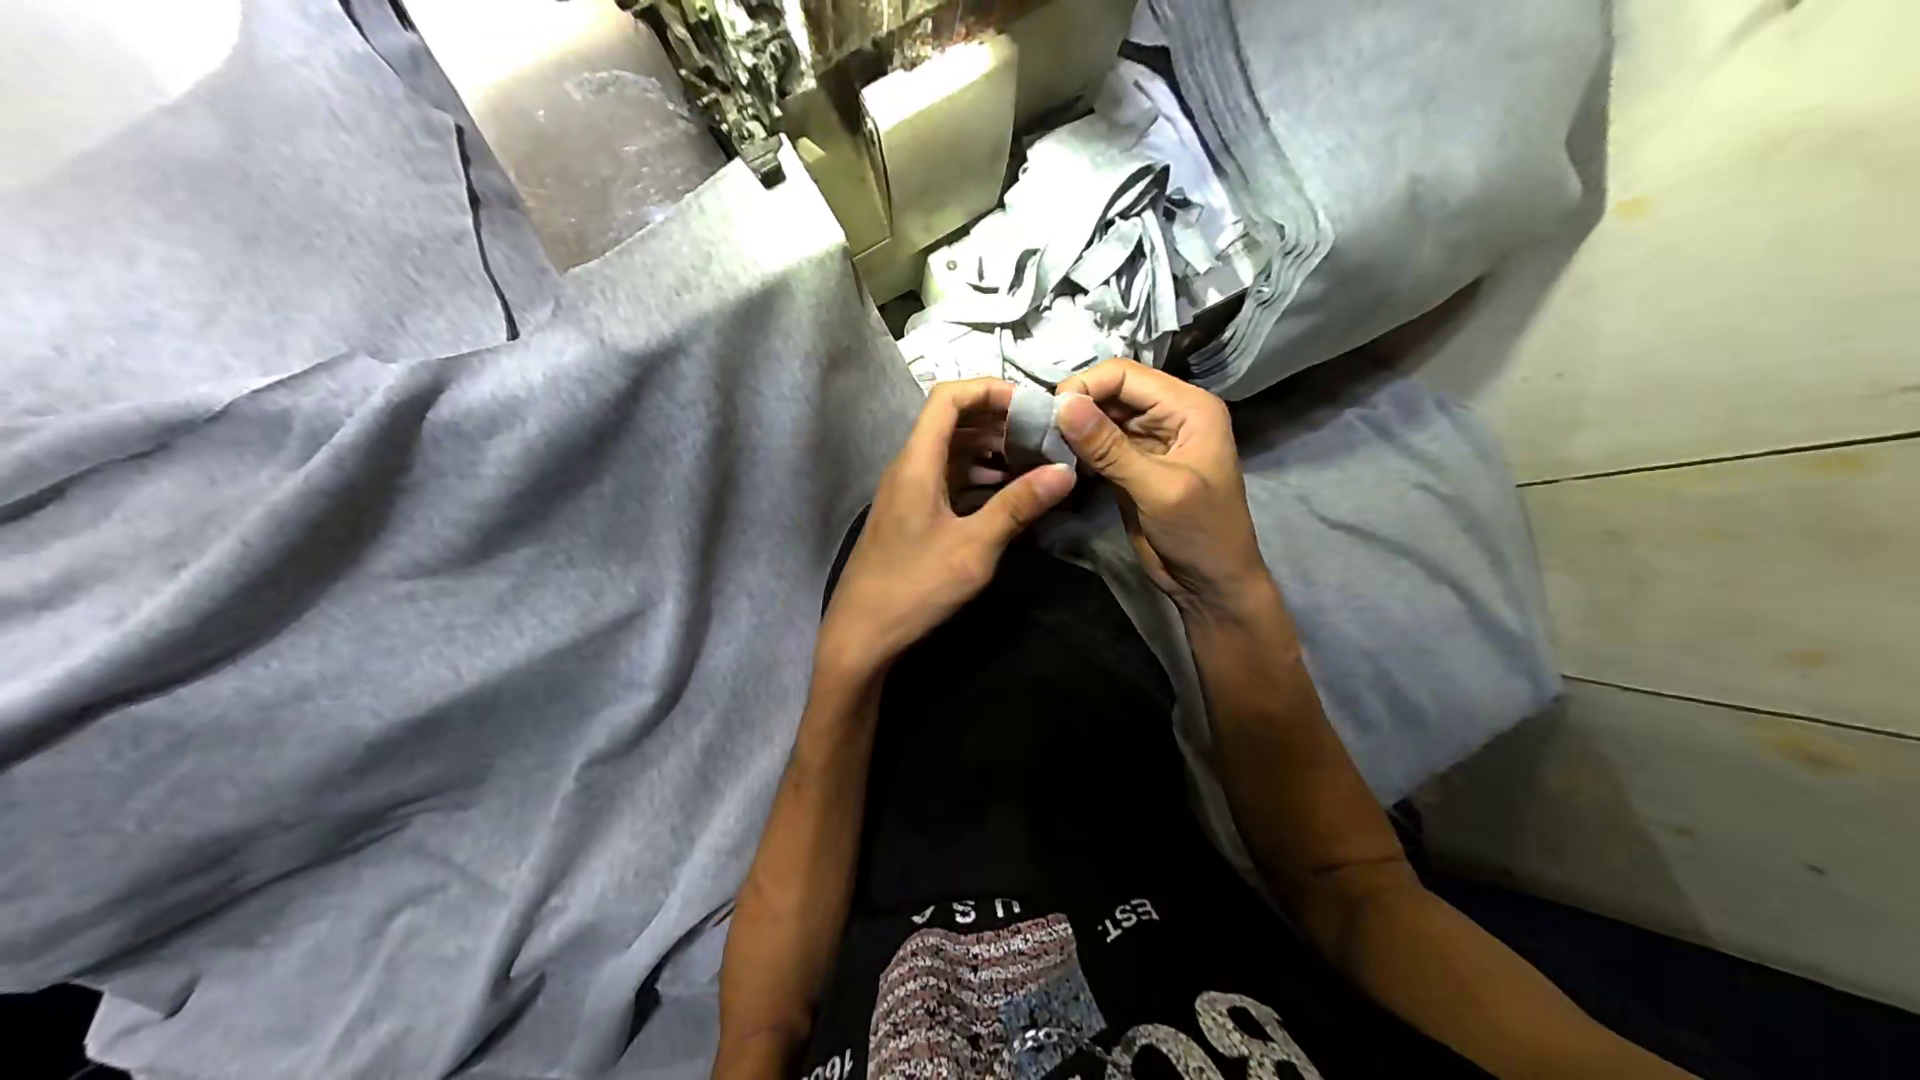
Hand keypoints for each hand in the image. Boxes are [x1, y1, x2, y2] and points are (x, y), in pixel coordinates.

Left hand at [818, 379, 1076, 678]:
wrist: (862, 633)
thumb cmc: (914, 587)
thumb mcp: (974, 548)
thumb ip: (1018, 506)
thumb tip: (1065, 472)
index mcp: (917, 463)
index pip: (948, 398)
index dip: (989, 389)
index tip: (1032, 405)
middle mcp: (908, 467)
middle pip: (951, 421)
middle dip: (997, 419)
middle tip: (1042, 433)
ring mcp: (908, 491)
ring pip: (950, 451)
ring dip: (989, 448)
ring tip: (1033, 459)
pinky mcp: (911, 513)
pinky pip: (946, 478)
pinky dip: (977, 475)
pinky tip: (1005, 490)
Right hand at [1054, 359, 1269, 616]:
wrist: (1210, 584)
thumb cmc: (1200, 533)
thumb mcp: (1157, 488)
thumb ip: (1109, 446)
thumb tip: (1062, 404)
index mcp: (1188, 407)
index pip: (1125, 375)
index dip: (1085, 386)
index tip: (1048, 414)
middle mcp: (1168, 414)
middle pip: (1110, 391)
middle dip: (1075, 406)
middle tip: (1038, 431)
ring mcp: (1148, 440)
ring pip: (1100, 417)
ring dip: (1072, 427)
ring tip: (1040, 443)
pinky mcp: (1131, 464)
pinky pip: (1098, 444)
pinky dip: (1077, 448)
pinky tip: (1055, 457)